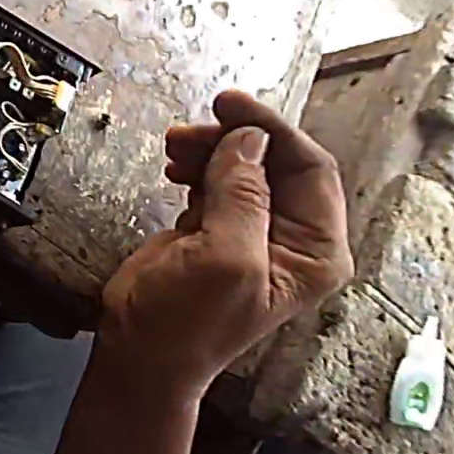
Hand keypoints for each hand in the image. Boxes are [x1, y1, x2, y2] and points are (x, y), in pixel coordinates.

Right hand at [98, 90, 353, 400]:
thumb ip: (242, 196)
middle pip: (272, 164)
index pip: (309, 169)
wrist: (140, 351)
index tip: (230, 103)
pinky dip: (194, 166)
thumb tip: (249, 137)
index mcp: (313, 249)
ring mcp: (248, 231)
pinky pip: (212, 182)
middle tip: (189, 130)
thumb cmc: (187, 321)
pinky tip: (174, 167)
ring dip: (208, 149)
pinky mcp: (211, 229)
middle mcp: (288, 237)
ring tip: (173, 147)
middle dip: (233, 140)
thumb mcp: (225, 259)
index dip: (272, 131)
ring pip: (239, 168)